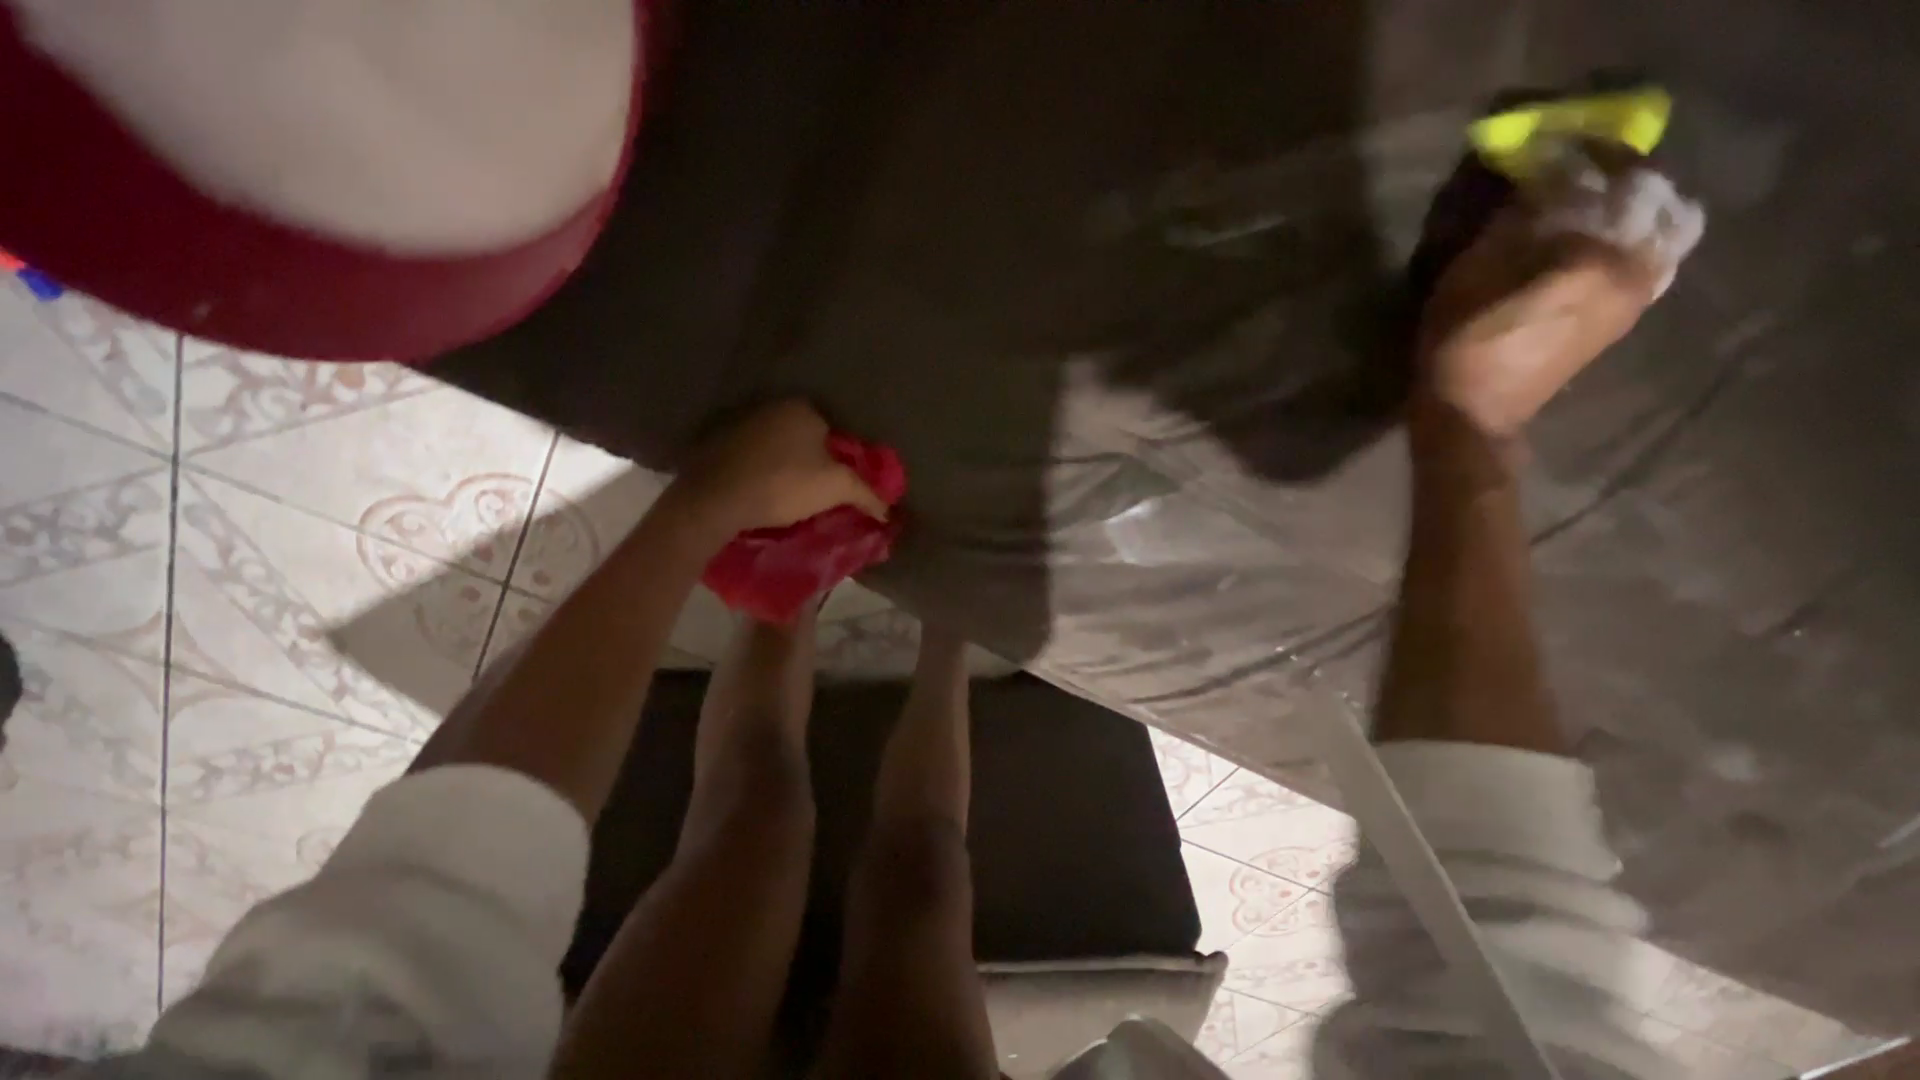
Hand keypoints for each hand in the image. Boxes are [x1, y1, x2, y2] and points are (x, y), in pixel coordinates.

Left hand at [671, 399, 889, 535]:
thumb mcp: (836, 488)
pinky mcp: (719, 444)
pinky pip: (753, 458)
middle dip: (815, 463)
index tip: (842, 488)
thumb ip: (866, 493)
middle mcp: (772, 406)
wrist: (714, 499)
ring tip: (792, 498)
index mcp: (803, 408)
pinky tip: (764, 493)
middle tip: (821, 495)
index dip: (843, 462)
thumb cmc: (783, 485)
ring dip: (787, 467)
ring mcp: (741, 423)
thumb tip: (888, 509)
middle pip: (806, 439)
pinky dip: (762, 472)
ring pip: (778, 448)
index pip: (836, 433)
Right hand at [1414, 153, 1696, 438]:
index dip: (1571, 151)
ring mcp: (1640, 290)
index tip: (1549, 140)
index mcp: (1593, 251)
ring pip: (1670, 221)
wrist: (1478, 411)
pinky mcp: (1631, 310)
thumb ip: (1513, 219)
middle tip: (1584, 159)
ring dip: (1642, 197)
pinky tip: (1620, 231)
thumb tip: (1540, 182)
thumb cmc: (1462, 342)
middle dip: (1618, 167)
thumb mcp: (1471, 272)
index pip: (1597, 175)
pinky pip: (1663, 252)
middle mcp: (1633, 263)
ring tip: (1607, 192)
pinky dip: (1650, 229)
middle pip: (1649, 192)